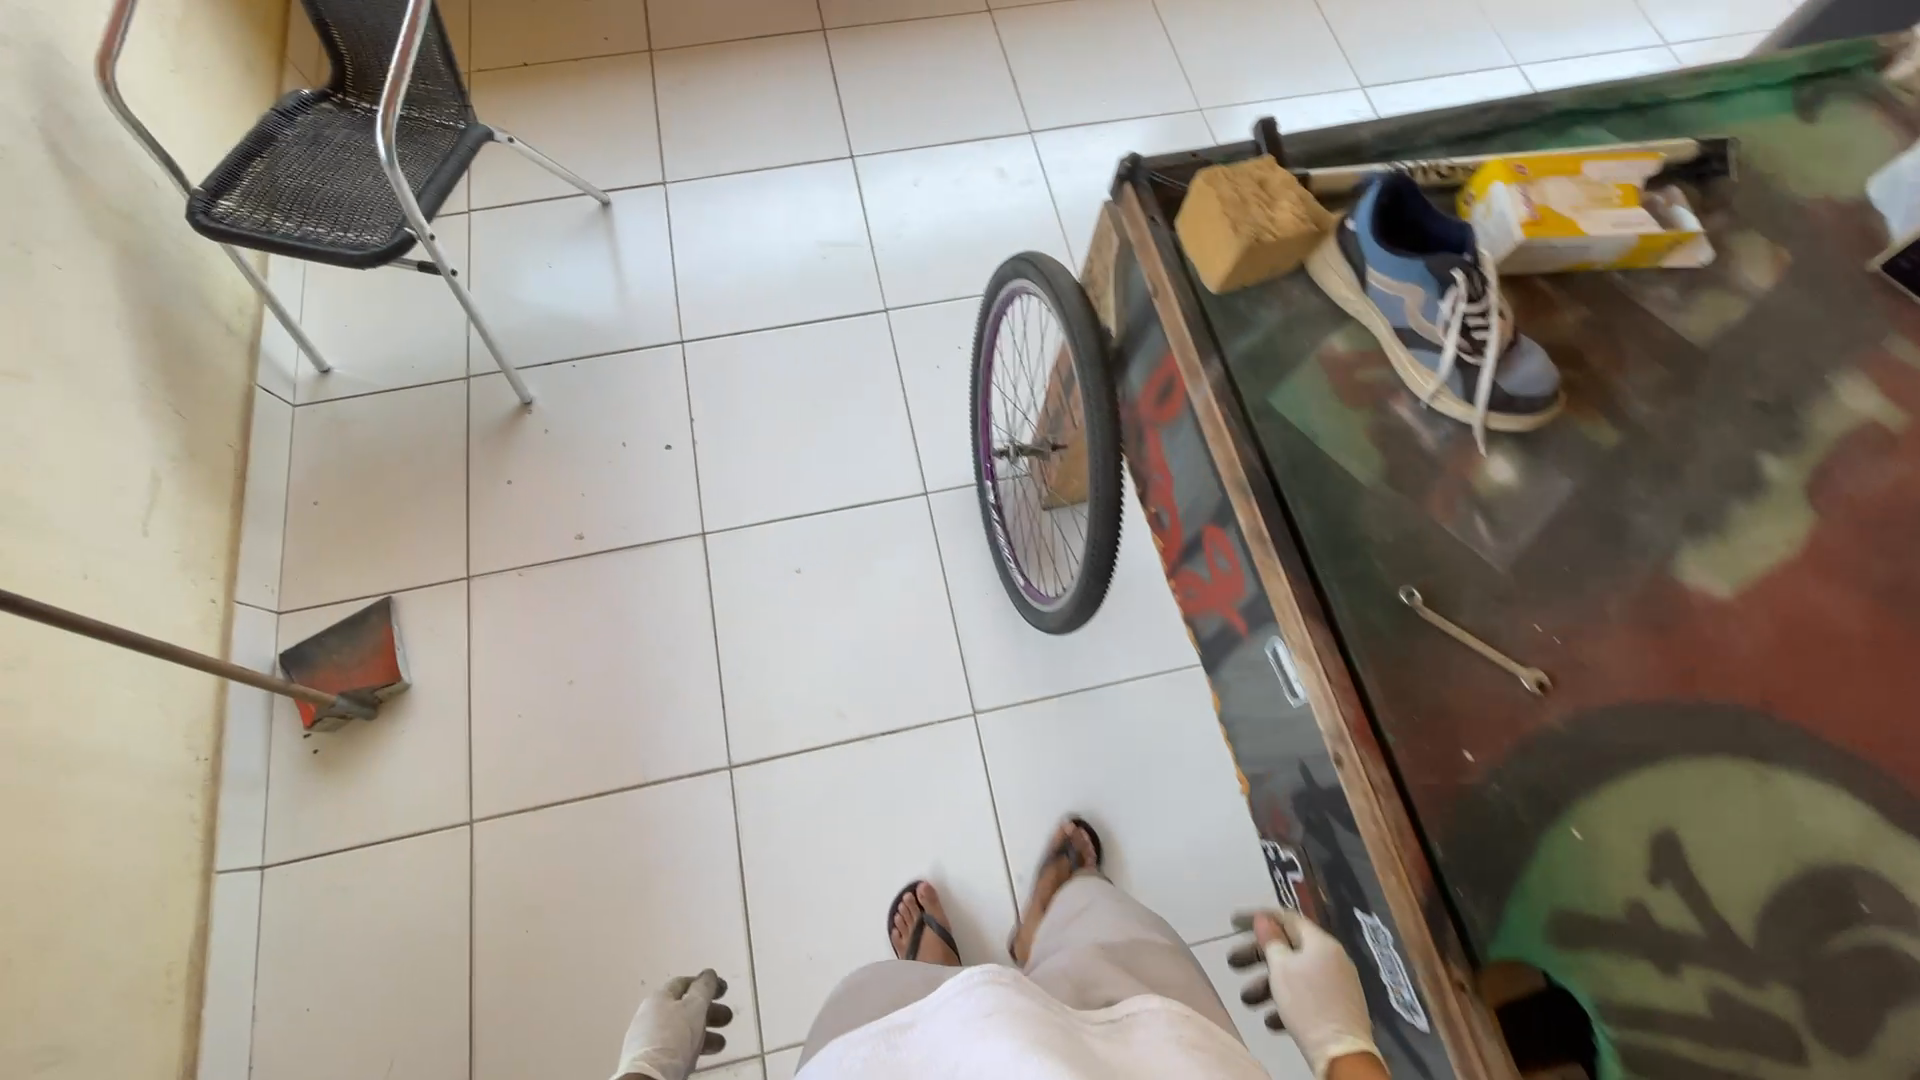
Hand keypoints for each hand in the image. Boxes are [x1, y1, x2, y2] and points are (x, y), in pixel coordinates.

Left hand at [612, 969, 732, 1079]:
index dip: (705, 984)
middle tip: (727, 1018)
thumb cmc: (673, 1037)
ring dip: (704, 1033)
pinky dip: (691, 1047)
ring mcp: (649, 1039)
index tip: (724, 991)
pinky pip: (675, 1047)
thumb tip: (709, 973)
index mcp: (660, 997)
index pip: (684, 983)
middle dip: (710, 1011)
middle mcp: (651, 1015)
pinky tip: (700, 1055)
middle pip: (685, 1008)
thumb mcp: (694, 1007)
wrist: (648, 1079)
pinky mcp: (650, 1059)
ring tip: (720, 1043)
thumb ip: (704, 988)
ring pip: (682, 1030)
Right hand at [1228, 911, 1382, 1079]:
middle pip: (1287, 948)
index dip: (1257, 918)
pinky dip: (1286, 1002)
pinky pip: (1306, 996)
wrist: (1344, 1057)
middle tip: (1233, 964)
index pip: (1285, 918)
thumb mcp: (1281, 968)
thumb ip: (1270, 940)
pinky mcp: (1338, 1009)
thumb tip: (1264, 918)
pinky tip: (1270, 1020)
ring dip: (1267, 985)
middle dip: (1256, 957)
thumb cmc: (1308, 1005)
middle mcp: (1331, 959)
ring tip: (1247, 1001)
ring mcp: (1336, 985)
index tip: (1233, 924)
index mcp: (1320, 943)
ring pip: (1294, 975)